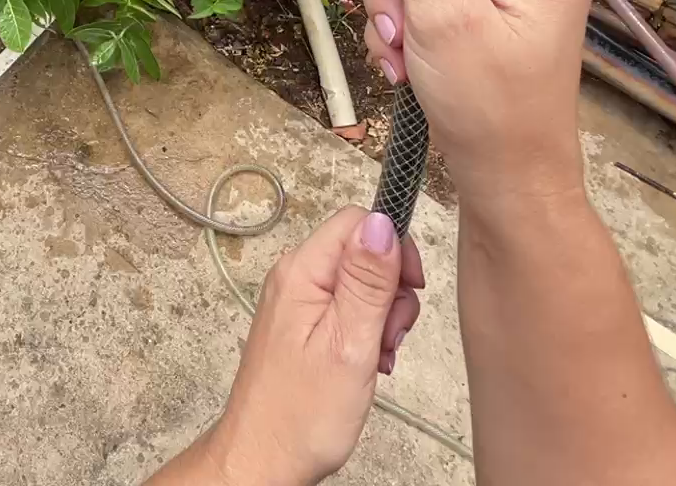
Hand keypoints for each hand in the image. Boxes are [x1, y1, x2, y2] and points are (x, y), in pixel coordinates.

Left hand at [188, 207, 423, 485]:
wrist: (265, 456)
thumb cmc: (303, 412)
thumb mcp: (349, 343)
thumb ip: (367, 280)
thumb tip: (383, 221)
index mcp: (301, 269)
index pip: (356, 221)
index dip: (393, 247)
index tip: (410, 290)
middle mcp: (295, 273)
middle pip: (360, 250)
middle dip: (390, 290)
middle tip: (387, 337)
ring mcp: (297, 297)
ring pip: (359, 281)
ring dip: (381, 316)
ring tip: (375, 357)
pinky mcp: (302, 319)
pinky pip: (346, 305)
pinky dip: (366, 331)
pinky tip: (366, 361)